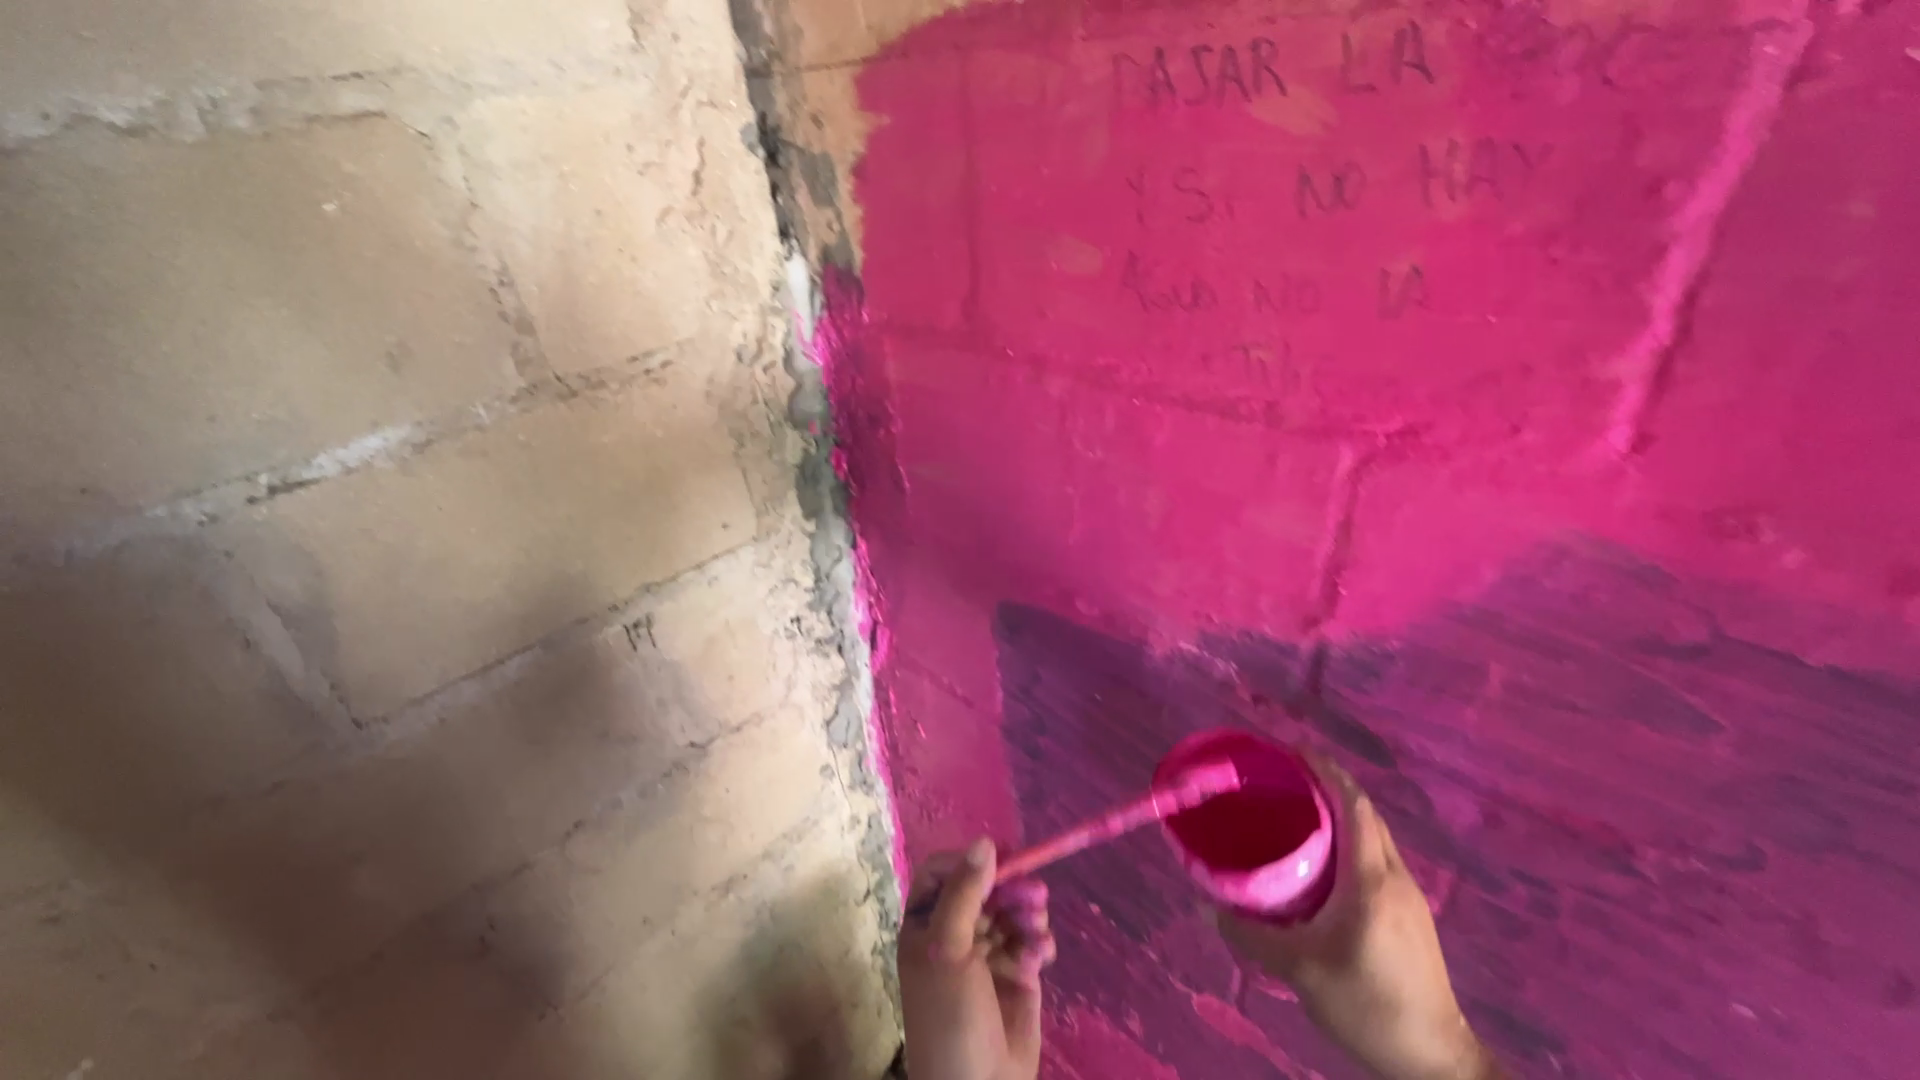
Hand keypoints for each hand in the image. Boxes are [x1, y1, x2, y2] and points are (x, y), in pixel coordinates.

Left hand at [898, 839, 1057, 1079]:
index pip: (945, 872)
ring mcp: (988, 953)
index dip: (972, 861)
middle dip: (1011, 887)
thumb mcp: (948, 948)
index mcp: (926, 923)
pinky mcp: (1018, 973)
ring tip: (1037, 928)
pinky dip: (1038, 942)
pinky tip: (1040, 957)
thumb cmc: (950, 1014)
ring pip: (1012, 911)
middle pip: (987, 888)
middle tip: (1037, 893)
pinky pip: (1031, 940)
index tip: (1004, 855)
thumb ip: (965, 892)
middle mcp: (956, 932)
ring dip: (1028, 913)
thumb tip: (984, 842)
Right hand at [1218, 754, 1500, 1079]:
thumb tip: (1207, 906)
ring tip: (1298, 812)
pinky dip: (1349, 840)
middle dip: (1328, 785)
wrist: (1435, 1059)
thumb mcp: (1298, 971)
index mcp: (1370, 877)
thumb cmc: (1368, 1003)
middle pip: (1365, 813)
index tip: (1292, 750)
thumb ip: (1250, 936)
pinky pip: (1376, 858)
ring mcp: (1409, 896)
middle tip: (1284, 777)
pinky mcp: (1411, 915)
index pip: (1353, 804)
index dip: (1325, 770)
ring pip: (1374, 836)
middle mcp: (1395, 875)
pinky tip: (1323, 863)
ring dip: (1340, 813)